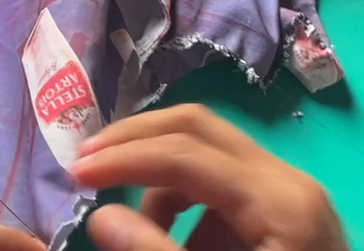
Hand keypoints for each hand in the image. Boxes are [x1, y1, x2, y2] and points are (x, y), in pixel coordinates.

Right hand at [69, 105, 345, 250]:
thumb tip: (99, 217)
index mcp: (282, 202)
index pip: (184, 154)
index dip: (124, 160)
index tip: (75, 173)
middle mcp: (288, 181)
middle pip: (194, 127)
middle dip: (135, 141)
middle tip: (87, 159)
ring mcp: (288, 193)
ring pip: (204, 149)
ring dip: (156, 174)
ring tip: (126, 217)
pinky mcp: (281, 211)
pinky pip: (219, 183)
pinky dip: (184, 201)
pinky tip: (167, 236)